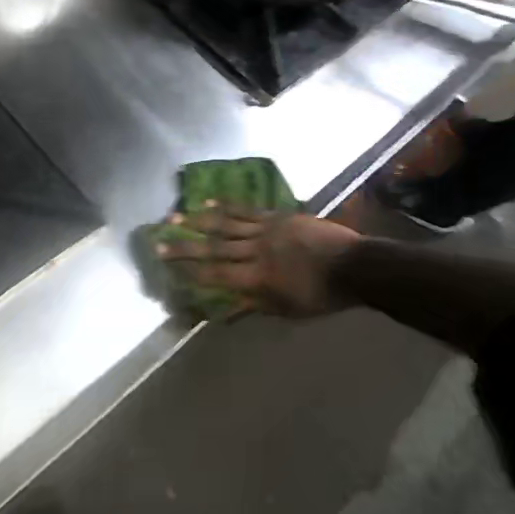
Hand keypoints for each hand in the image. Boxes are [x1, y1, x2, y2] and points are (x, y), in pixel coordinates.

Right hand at [157, 208, 365, 316]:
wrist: (356, 266)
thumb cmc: (323, 295)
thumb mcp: (288, 309)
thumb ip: (255, 305)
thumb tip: (226, 310)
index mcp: (257, 279)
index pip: (216, 275)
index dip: (190, 272)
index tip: (169, 269)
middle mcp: (255, 252)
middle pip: (213, 248)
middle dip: (183, 247)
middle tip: (158, 243)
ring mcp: (265, 230)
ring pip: (225, 225)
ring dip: (197, 222)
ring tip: (174, 218)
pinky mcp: (277, 217)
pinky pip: (246, 210)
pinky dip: (225, 207)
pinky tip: (207, 203)